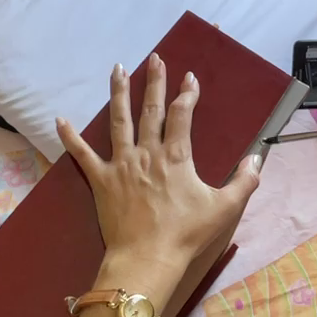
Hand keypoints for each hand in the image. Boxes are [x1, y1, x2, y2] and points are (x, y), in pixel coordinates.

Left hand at [58, 54, 261, 300]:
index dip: (187, 95)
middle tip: (155, 59)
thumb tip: (257, 159)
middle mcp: (148, 153)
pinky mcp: (101, 181)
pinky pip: (83, 155)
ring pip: (119, 122)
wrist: (148, 258)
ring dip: (119, 94)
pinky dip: (70, 137)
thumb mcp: (224, 208)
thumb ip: (244, 181)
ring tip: (117, 69)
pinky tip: (59, 120)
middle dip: (154, 83)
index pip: (181, 116)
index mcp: (176, 157)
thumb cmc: (186, 234)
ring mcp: (122, 165)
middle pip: (151, 111)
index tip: (189, 78)